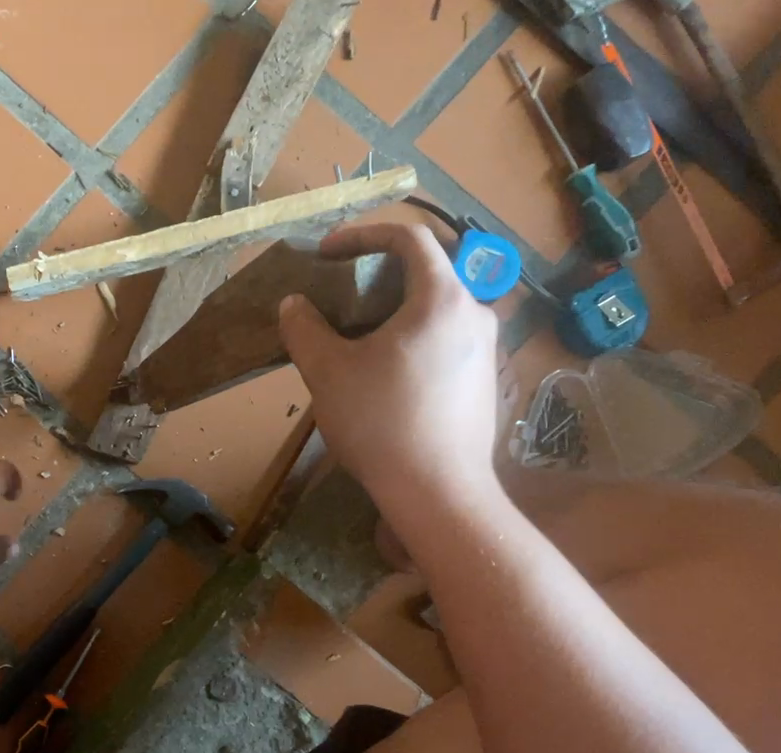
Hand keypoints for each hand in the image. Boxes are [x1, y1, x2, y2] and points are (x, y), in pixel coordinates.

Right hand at [278, 223, 502, 506]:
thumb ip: (305, 329)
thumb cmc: (380, 423)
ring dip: (395, 311)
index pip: (409, 237)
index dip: (363, 235)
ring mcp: (486, 348)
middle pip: (428, 271)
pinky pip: (446, 339)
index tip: (327, 254)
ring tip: (358, 341)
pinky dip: (413, 339)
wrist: (437, 490)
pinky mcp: (484, 379)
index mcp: (440, 298)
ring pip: (437, 308)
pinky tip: (386, 376)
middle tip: (341, 299)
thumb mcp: (327, 372)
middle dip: (378, 276)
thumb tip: (294, 303)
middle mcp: (474, 312)